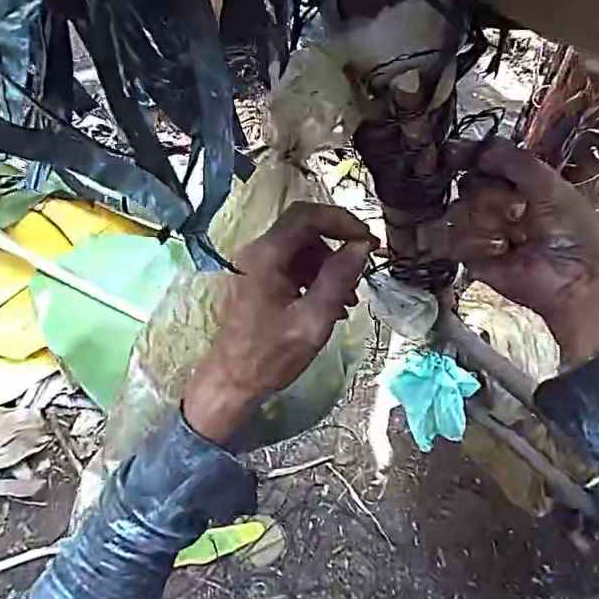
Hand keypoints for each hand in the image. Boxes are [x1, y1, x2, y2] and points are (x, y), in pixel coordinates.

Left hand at [183, 202, 376, 444]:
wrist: (231, 383)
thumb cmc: (270, 355)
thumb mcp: (313, 319)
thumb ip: (338, 277)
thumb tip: (362, 246)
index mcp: (266, 255)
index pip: (307, 215)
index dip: (342, 220)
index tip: (367, 239)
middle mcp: (257, 252)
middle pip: (305, 229)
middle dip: (338, 243)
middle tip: (364, 262)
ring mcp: (254, 265)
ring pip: (301, 248)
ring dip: (329, 264)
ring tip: (349, 296)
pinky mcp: (257, 280)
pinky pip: (292, 265)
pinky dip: (315, 276)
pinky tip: (330, 303)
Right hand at [421, 141, 598, 364]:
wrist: (578, 281)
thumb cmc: (576, 232)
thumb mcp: (551, 184)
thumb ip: (514, 160)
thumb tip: (479, 147)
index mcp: (521, 183)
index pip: (484, 161)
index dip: (469, 155)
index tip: (455, 154)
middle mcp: (501, 204)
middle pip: (469, 183)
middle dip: (492, 195)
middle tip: (519, 211)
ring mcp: (485, 231)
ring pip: (459, 210)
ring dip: (486, 220)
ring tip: (514, 238)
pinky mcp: (473, 259)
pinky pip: (452, 239)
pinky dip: (474, 241)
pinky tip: (500, 250)